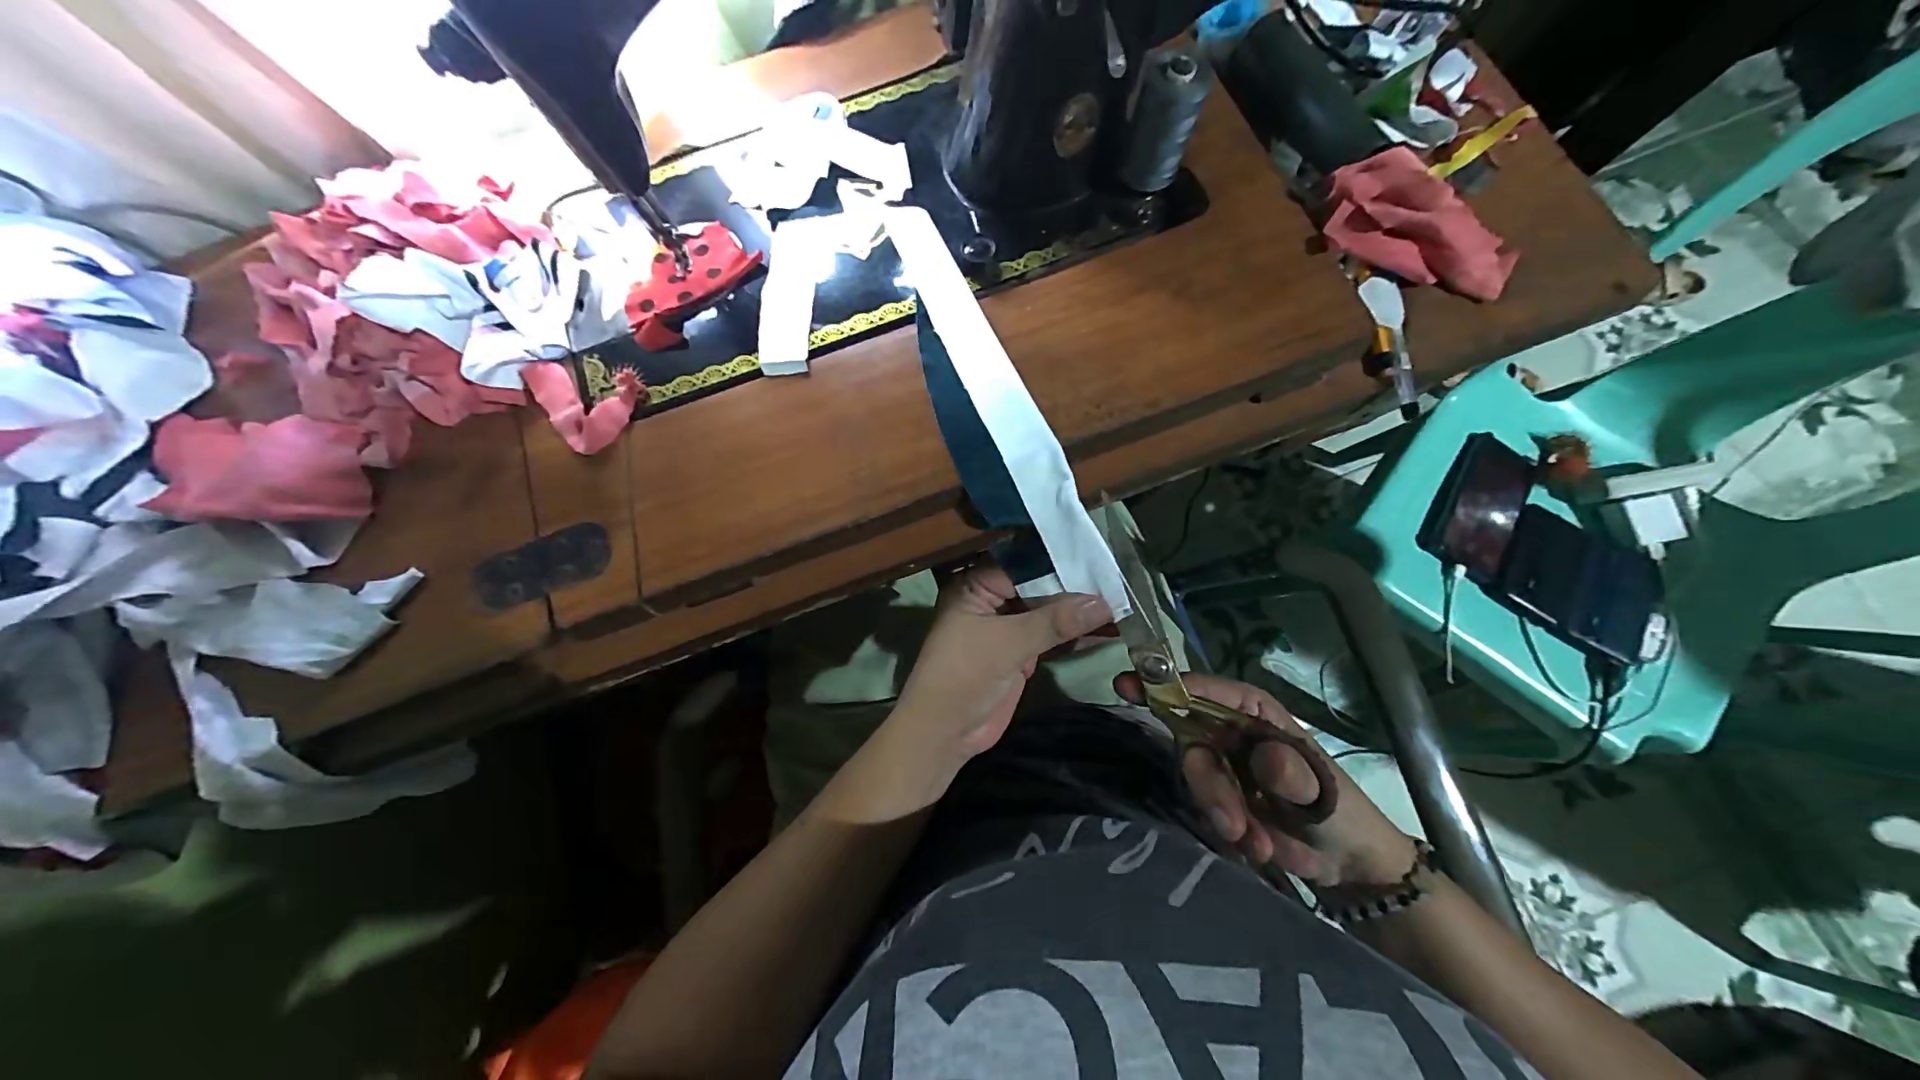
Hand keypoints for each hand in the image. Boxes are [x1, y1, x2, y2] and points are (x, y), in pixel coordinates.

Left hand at [894, 563, 1112, 764]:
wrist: (946, 733)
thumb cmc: (965, 675)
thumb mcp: (1009, 643)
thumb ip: (1055, 621)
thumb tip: (1104, 602)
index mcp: (975, 586)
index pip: (1024, 564)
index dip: (1061, 562)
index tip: (1100, 559)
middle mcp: (990, 600)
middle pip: (1039, 587)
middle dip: (1076, 587)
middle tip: (1119, 580)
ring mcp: (1006, 627)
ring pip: (1048, 612)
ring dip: (1079, 612)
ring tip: (1123, 601)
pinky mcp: (1019, 652)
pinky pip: (1052, 635)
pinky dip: (1075, 633)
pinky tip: (1109, 627)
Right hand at [1115, 671, 1415, 886]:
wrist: (1349, 866)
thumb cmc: (1343, 814)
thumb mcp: (1324, 795)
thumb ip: (1294, 775)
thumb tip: (1265, 756)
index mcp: (1257, 715)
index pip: (1210, 693)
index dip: (1171, 686)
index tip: (1133, 685)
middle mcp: (1232, 734)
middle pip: (1194, 742)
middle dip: (1209, 785)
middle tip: (1232, 826)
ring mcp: (1222, 767)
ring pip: (1197, 778)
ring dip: (1223, 813)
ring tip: (1260, 847)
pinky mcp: (1218, 798)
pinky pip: (1205, 807)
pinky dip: (1228, 831)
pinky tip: (1258, 850)